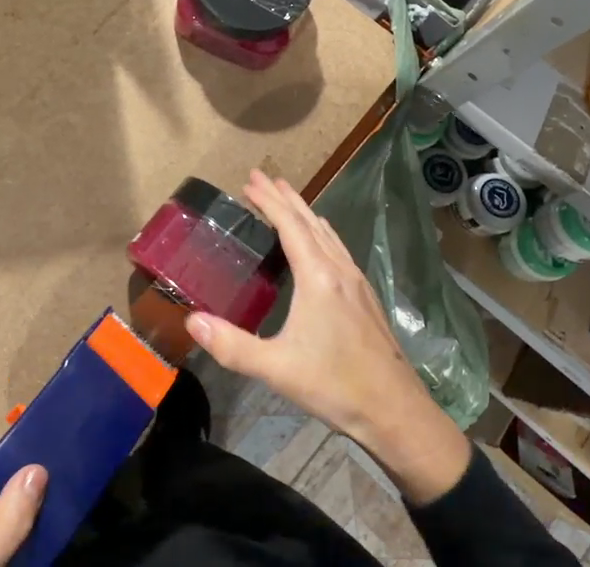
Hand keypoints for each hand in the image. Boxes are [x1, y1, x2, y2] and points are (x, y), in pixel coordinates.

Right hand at [185, 170, 470, 502]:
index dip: (268, 201)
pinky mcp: (366, 299)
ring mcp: (357, 284)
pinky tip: (321, 243)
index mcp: (318, 278)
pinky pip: (338, 250)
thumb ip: (232, 345)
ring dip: (305, 213)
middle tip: (262, 177)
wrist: (397, 413)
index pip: (290, 226)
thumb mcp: (276, 368)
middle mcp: (339, 271)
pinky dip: (321, 233)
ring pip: (328, 234)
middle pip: (310, 222)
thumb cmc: (335, 386)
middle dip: (284, 198)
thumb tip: (192, 322)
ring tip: (287, 198)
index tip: (249, 181)